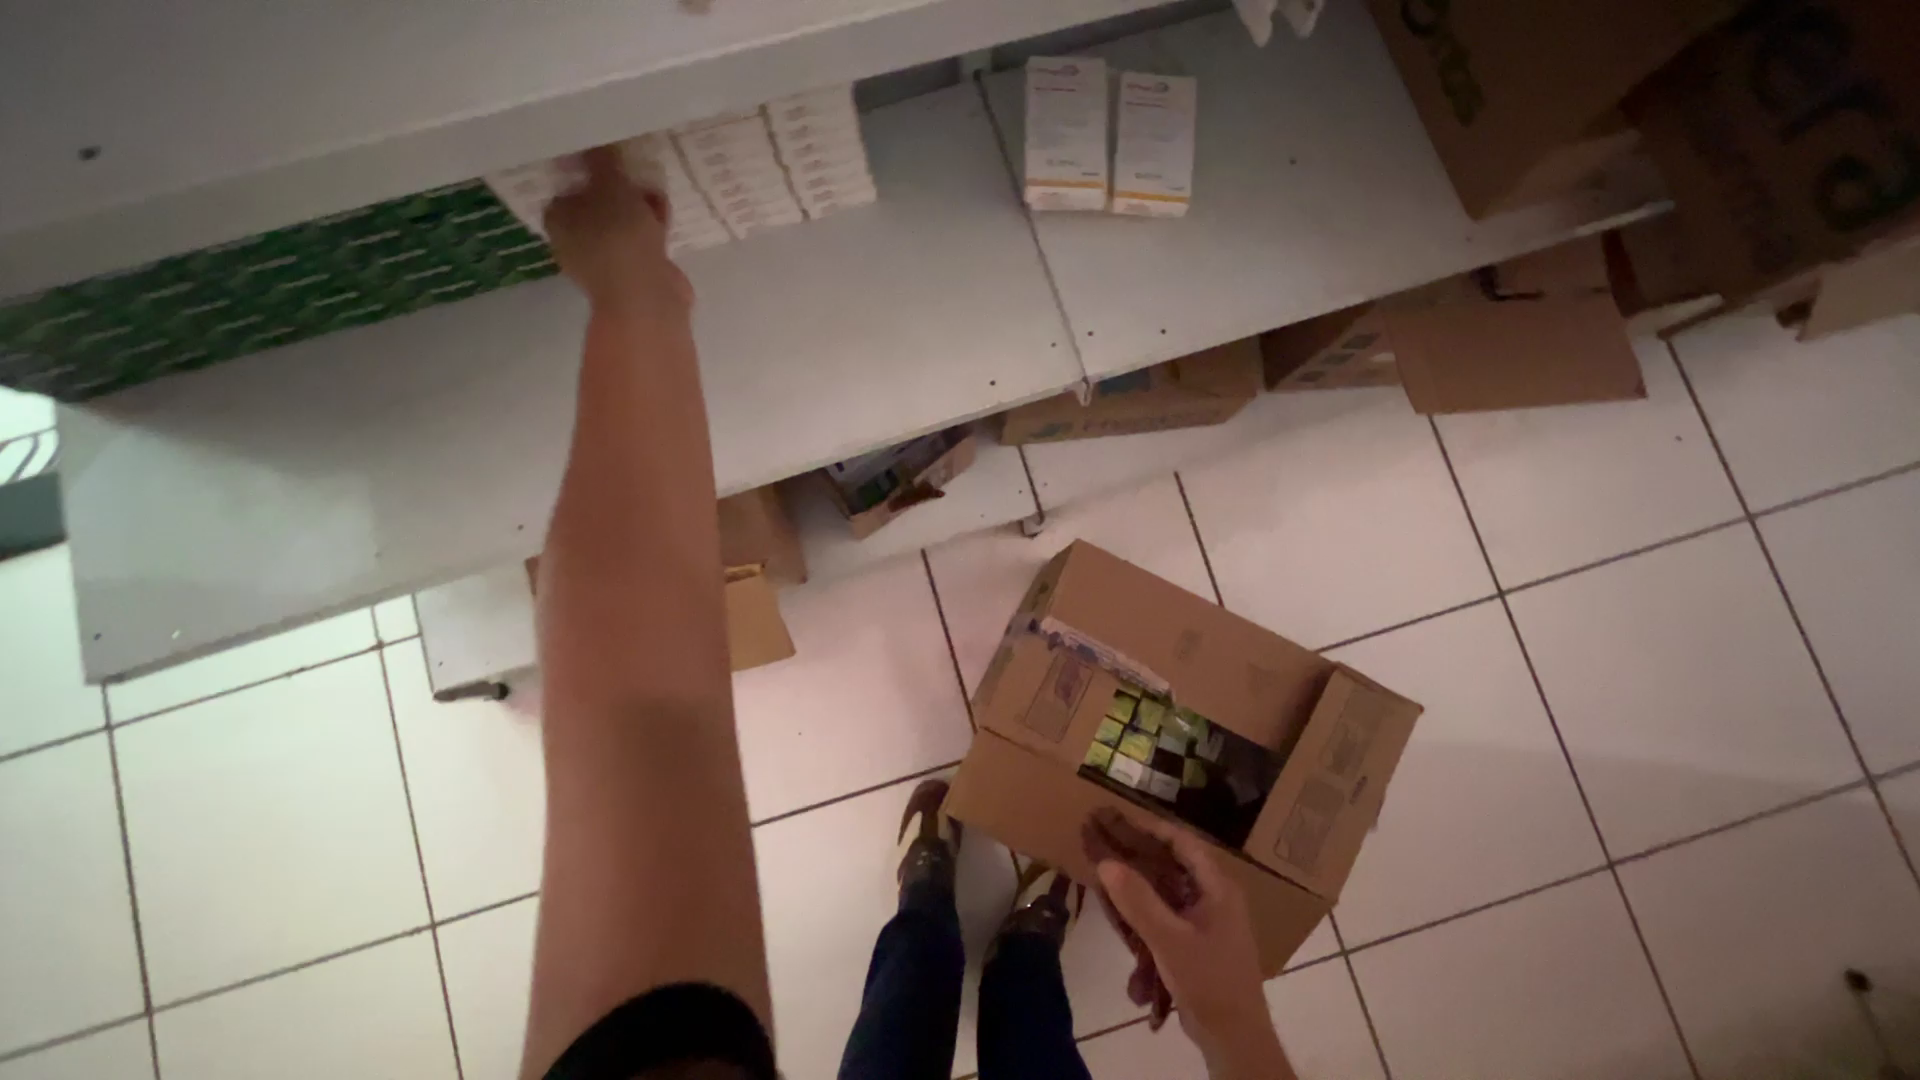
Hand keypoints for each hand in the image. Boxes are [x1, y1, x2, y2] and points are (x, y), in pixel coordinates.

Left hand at [545, 146, 693, 318]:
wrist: (647, 297)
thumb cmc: (618, 236)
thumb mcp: (610, 184)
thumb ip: (604, 161)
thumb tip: (598, 142)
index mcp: (558, 219)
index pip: (568, 186)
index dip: (588, 171)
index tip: (609, 158)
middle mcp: (575, 242)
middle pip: (596, 206)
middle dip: (618, 190)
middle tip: (635, 172)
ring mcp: (606, 262)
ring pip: (622, 224)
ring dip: (639, 209)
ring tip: (655, 189)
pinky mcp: (634, 274)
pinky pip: (642, 242)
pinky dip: (652, 228)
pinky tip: (665, 214)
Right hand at [1094, 816, 1291, 1079]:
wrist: (1236, 1041)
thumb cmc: (1209, 982)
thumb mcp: (1169, 940)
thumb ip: (1137, 901)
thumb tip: (1106, 862)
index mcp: (1217, 887)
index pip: (1182, 841)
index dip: (1149, 827)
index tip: (1116, 818)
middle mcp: (1215, 897)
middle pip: (1170, 865)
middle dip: (1134, 858)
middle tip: (1102, 843)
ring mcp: (1207, 922)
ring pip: (1163, 896)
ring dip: (1136, 900)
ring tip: (1105, 887)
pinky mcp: (1197, 945)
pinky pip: (1164, 922)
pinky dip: (1145, 931)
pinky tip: (1129, 956)